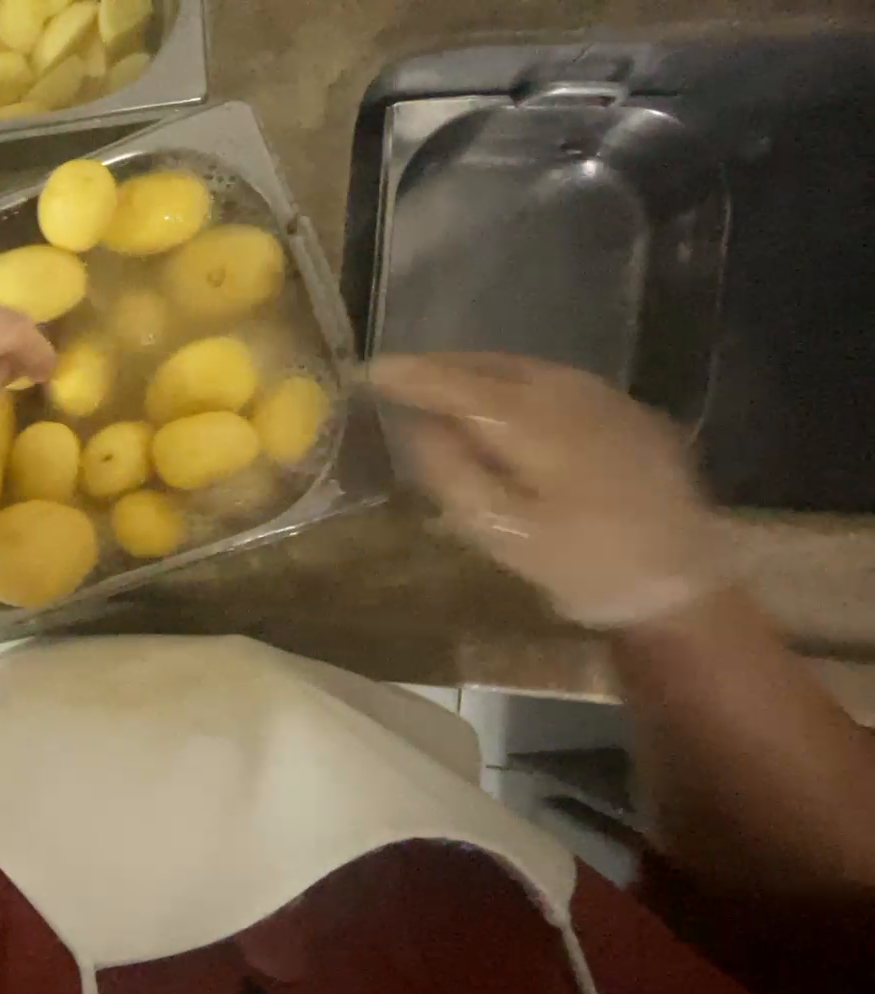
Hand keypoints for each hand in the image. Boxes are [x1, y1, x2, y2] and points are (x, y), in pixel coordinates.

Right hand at [369, 352, 722, 627]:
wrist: (674, 579)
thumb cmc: (572, 560)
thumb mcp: (492, 526)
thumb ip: (447, 470)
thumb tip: (415, 425)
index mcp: (533, 422)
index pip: (456, 383)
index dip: (408, 375)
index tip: (366, 372)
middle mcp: (570, 395)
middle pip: (489, 365)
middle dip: (435, 366)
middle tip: (390, 374)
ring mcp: (604, 399)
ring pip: (522, 367)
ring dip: (470, 370)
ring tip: (430, 381)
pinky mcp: (623, 412)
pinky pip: (551, 381)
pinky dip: (506, 381)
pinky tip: (489, 399)